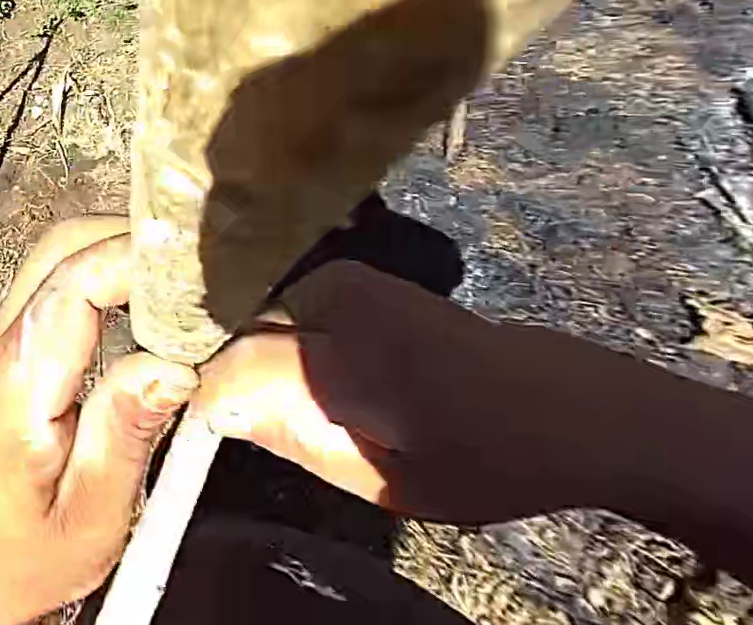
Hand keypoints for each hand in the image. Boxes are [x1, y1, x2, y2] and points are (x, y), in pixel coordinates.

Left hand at [0, 217, 197, 624]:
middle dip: (131, 240)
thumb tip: (172, 364)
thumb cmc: (20, 549)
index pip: (75, 282)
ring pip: (56, 250)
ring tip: (175, 280)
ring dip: (116, 247)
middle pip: (62, 246)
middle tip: (193, 269)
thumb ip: (128, 432)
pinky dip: (101, 265)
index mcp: (15, 382)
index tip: (190, 273)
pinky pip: (54, 274)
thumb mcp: (89, 516)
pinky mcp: (11, 335)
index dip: (135, 262)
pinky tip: (138, 292)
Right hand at [193, 259, 645, 523]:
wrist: (556, 398)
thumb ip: (296, 439)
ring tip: (268, 386)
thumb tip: (218, 411)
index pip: (245, 363)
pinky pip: (282, 303)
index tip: (196, 415)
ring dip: (251, 348)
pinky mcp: (343, 272)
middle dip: (226, 365)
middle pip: (244, 329)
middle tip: (227, 406)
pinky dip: (275, 330)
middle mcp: (339, 301)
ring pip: (258, 313)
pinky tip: (295, 360)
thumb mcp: (388, 479)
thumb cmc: (481, 456)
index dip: (210, 388)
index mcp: (356, 361)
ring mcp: (340, 277)